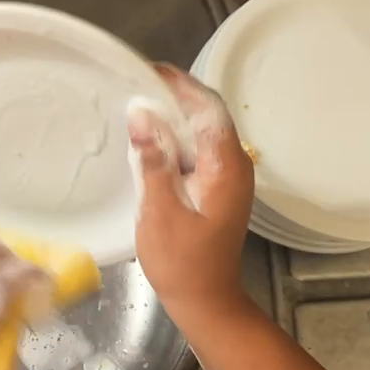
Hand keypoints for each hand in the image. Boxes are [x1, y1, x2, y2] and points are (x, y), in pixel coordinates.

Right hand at [129, 64, 255, 320]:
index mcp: (225, 167)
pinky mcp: (216, 185)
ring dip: (173, 113)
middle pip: (207, 114)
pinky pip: (197, 147)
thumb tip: (141, 115)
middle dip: (174, 93)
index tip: (147, 69)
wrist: (204, 299)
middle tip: (135, 80)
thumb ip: (153, 161)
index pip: (207, 108)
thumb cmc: (181, 262)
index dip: (179, 84)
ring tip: (137, 100)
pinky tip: (149, 136)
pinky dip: (174, 135)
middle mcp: (234, 164)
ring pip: (202, 129)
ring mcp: (227, 175)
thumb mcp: (159, 211)